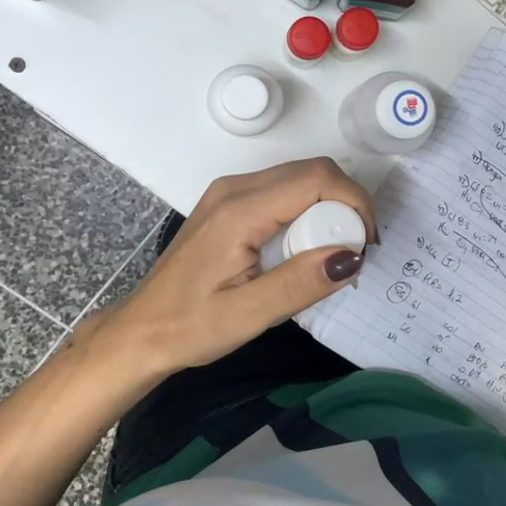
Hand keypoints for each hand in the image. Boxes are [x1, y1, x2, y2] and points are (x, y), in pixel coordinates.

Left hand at [76, 158, 377, 380]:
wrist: (139, 334)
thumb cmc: (189, 328)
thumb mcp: (248, 316)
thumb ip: (300, 283)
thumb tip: (351, 255)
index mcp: (239, 211)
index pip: (317, 180)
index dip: (354, 203)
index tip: (365, 245)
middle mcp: (235, 189)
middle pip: (312, 172)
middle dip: (345, 205)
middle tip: (353, 252)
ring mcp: (229, 193)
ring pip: (300, 178)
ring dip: (329, 207)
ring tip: (333, 254)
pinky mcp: (229, 204)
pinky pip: (284, 190)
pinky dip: (308, 211)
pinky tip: (305, 249)